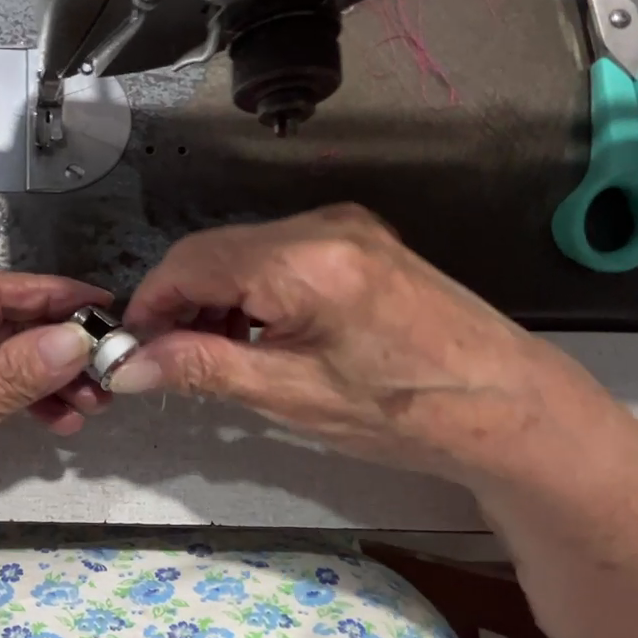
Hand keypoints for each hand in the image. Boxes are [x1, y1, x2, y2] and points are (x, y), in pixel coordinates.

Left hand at [0, 272, 112, 557]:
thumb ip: (15, 376)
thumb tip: (75, 339)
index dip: (52, 295)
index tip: (103, 304)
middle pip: (6, 324)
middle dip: (59, 345)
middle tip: (109, 366)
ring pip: (8, 357)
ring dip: (52, 378)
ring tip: (95, 402)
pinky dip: (31, 401)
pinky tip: (63, 422)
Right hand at [109, 204, 578, 480]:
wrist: (511, 409)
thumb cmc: (401, 411)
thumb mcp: (288, 394)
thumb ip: (199, 369)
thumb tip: (126, 368)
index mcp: (304, 261)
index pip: (190, 264)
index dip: (148, 304)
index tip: (129, 349)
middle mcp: (321, 226)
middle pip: (211, 250)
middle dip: (175, 302)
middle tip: (162, 358)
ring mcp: (344, 229)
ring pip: (240, 251)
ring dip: (209, 297)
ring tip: (207, 353)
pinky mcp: (359, 243)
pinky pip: (275, 255)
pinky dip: (246, 290)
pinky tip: (251, 333)